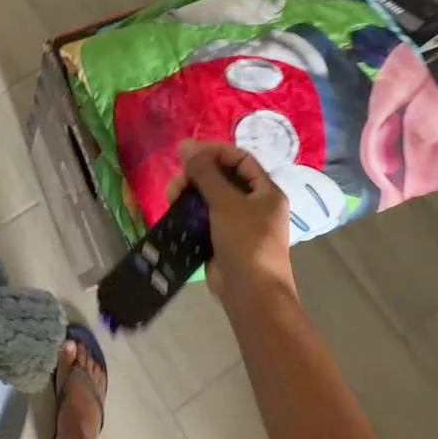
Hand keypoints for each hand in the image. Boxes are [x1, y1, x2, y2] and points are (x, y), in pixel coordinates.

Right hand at [167, 141, 295, 302]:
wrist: (251, 293)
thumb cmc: (246, 241)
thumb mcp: (225, 202)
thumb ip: (205, 172)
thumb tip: (185, 145)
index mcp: (266, 192)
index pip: (240, 159)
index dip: (215, 152)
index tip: (188, 153)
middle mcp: (255, 205)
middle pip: (222, 178)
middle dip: (197, 175)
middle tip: (177, 183)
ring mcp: (238, 224)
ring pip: (210, 198)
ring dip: (189, 193)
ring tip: (171, 198)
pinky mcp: (223, 241)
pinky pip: (204, 217)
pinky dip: (190, 212)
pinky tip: (175, 212)